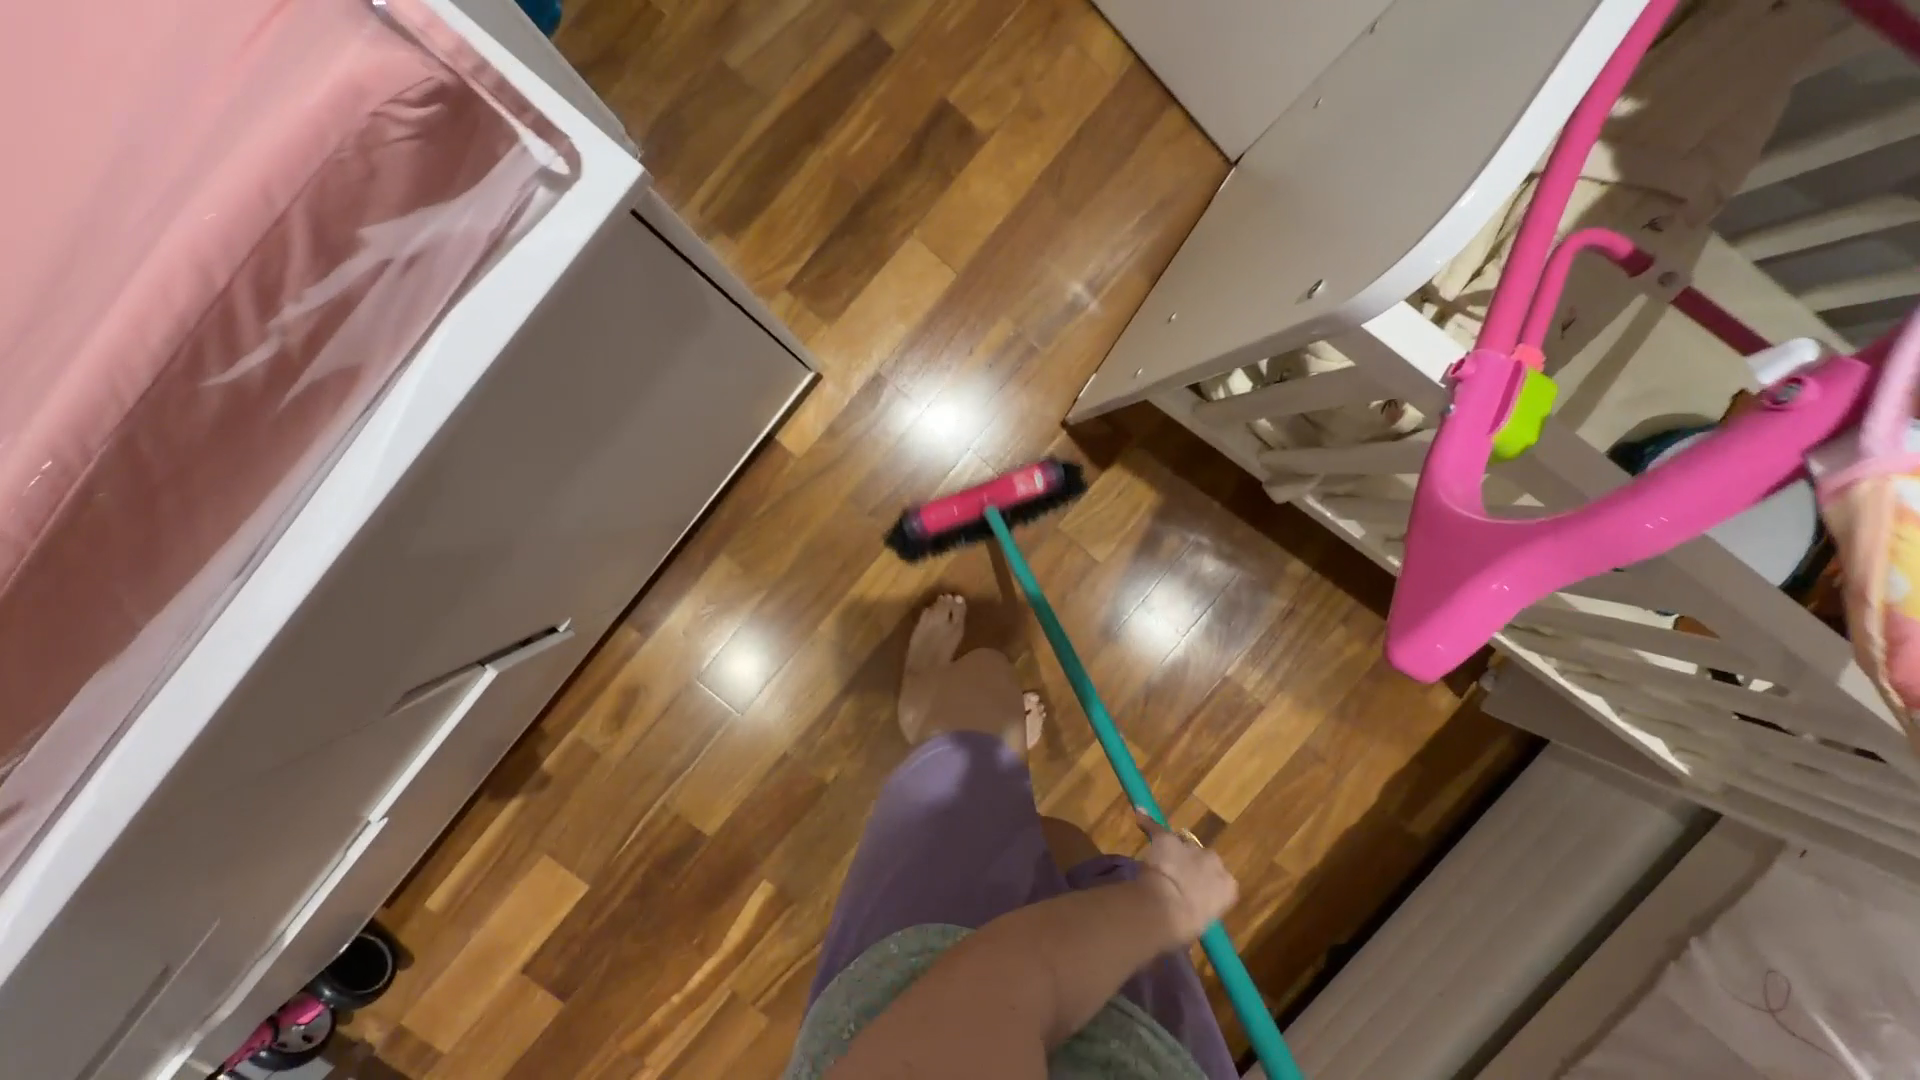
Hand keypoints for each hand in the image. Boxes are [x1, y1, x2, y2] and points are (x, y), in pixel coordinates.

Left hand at [1135, 810, 1237, 942]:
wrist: (1168, 910)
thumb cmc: (1187, 927)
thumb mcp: (1203, 923)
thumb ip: (1201, 909)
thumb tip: (1189, 911)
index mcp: (1229, 887)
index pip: (1221, 882)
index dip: (1205, 887)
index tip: (1194, 895)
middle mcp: (1215, 862)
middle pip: (1203, 860)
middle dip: (1191, 868)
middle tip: (1176, 881)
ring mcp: (1191, 847)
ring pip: (1182, 845)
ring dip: (1173, 853)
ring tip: (1159, 864)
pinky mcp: (1167, 838)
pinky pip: (1156, 827)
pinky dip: (1147, 822)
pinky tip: (1139, 813)